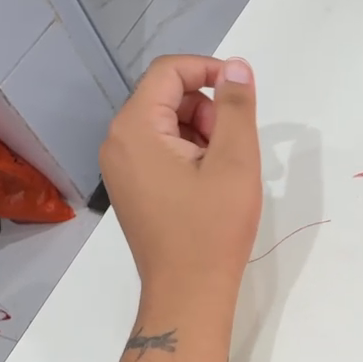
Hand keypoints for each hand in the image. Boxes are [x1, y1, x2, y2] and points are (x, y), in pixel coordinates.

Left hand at [100, 55, 262, 322]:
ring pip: (166, 127)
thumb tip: (236, 67)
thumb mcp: (235, 162)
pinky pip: (161, 154)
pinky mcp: (133, 191)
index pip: (169, 72)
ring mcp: (122, 170)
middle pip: (166, 98)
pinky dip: (189, 157)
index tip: (244, 92)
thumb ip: (236, 107)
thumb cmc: (212, 229)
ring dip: (202, 136)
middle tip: (234, 149)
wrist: (188, 294)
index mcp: (135, 129)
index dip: (210, 70)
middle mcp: (118, 143)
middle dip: (207, 110)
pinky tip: (210, 188)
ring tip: (225, 174)